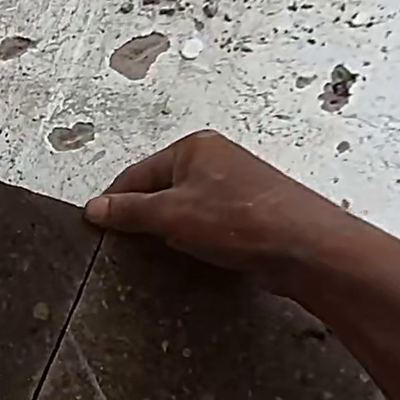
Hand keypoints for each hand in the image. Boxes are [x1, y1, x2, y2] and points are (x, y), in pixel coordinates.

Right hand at [84, 131, 359, 290]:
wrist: (303, 248)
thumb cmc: (241, 220)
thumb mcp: (171, 215)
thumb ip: (130, 211)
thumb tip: (96, 208)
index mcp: (194, 147)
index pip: (138, 172)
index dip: (116, 199)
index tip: (99, 221)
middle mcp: (216, 159)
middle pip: (162, 187)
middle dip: (147, 215)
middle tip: (131, 241)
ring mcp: (235, 185)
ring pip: (186, 206)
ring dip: (173, 228)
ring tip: (169, 248)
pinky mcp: (250, 211)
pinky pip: (209, 221)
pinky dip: (197, 235)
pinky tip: (199, 252)